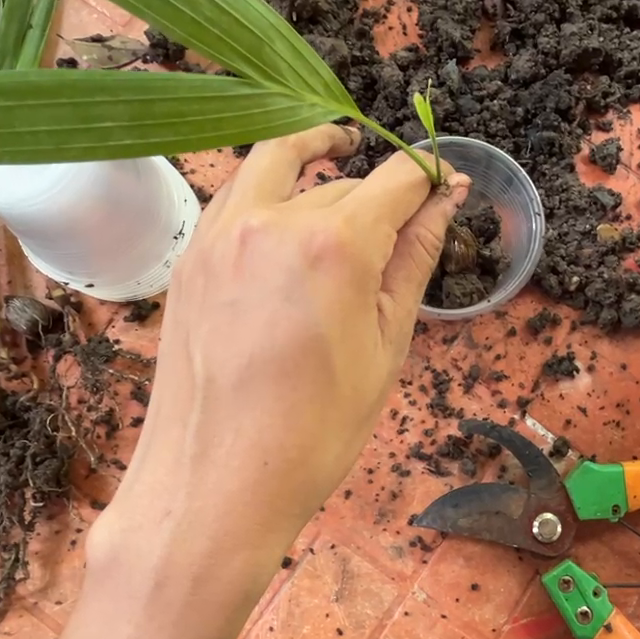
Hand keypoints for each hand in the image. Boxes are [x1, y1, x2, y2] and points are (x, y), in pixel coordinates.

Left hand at [92, 124, 468, 575]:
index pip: (396, 180)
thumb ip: (414, 259)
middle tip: (405, 222)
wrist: (217, 482)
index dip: (430, 176)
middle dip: (381, 193)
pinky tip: (286, 212)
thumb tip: (445, 200)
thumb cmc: (318, 428)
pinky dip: (268, 186)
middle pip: (343, 182)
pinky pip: (237, 196)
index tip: (449, 185)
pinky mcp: (190, 256)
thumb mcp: (386, 344)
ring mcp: (220, 234)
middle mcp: (271, 220)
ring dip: (316, 158)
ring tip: (341, 156)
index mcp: (334, 244)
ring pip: (279, 169)